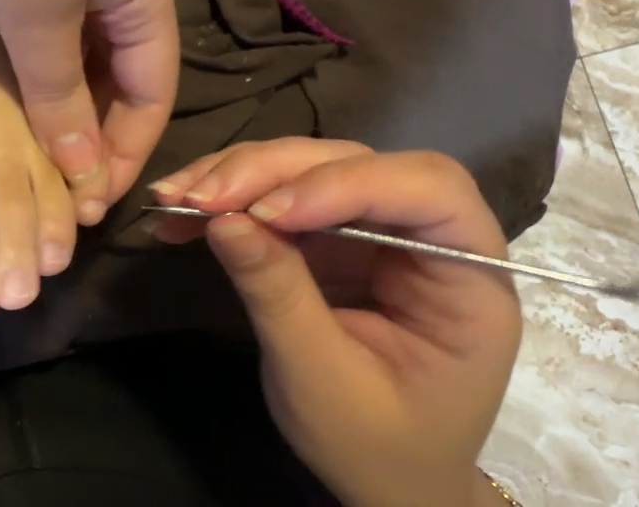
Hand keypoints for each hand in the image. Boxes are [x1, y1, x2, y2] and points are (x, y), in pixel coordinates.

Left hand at [0, 0, 178, 223]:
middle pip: (121, 64)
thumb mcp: (39, 18)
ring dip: (60, 88)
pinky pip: (45, 9)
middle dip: (93, 122)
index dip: (126, 148)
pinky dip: (33, 49)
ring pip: (79, 38)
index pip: (156, 87)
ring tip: (29, 134)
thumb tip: (81, 166)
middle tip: (55, 174)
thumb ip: (60, 93)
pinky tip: (7, 73)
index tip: (90, 200)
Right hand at [149, 139, 521, 506]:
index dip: (347, 185)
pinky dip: (224, 196)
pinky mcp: (325, 233)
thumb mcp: (323, 383)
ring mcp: (370, 228)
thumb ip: (279, 297)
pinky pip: (273, 192)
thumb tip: (222, 220)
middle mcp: (423, 235)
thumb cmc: (375, 447)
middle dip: (268, 172)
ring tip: (172, 199)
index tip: (267, 213)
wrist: (379, 481)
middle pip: (352, 163)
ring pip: (305, 165)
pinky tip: (177, 212)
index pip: (428, 190)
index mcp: (466, 279)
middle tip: (195, 198)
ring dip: (234, 174)